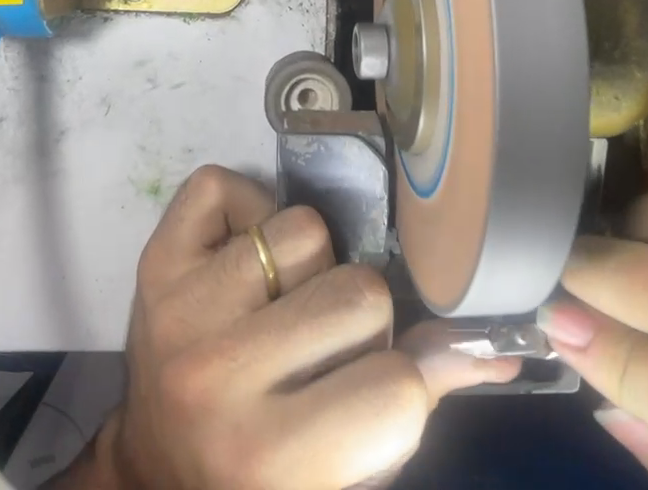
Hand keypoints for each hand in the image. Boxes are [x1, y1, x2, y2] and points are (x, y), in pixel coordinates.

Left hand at [59, 166, 516, 489]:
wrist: (159, 470)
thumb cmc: (264, 475)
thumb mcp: (345, 471)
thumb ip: (416, 404)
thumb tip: (494, 352)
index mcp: (271, 455)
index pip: (396, 383)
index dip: (401, 379)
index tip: (376, 387)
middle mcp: (217, 379)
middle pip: (357, 290)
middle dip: (361, 316)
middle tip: (330, 344)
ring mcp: (180, 312)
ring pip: (302, 229)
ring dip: (310, 261)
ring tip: (287, 302)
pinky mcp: (153, 263)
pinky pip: (221, 186)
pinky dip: (246, 208)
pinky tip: (245, 259)